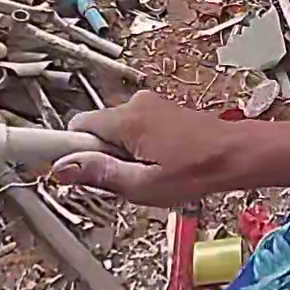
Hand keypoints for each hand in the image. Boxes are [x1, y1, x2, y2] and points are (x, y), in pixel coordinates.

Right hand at [49, 91, 242, 206]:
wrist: (238, 155)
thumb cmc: (197, 172)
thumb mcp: (143, 185)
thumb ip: (100, 175)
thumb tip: (63, 168)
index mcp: (128, 119)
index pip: (76, 125)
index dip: (65, 147)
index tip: (52, 163)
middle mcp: (137, 104)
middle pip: (96, 129)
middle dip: (100, 156)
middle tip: (122, 182)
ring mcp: (151, 105)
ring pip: (115, 131)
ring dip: (120, 154)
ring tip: (147, 175)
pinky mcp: (162, 110)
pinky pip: (134, 128)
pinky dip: (136, 146)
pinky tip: (158, 164)